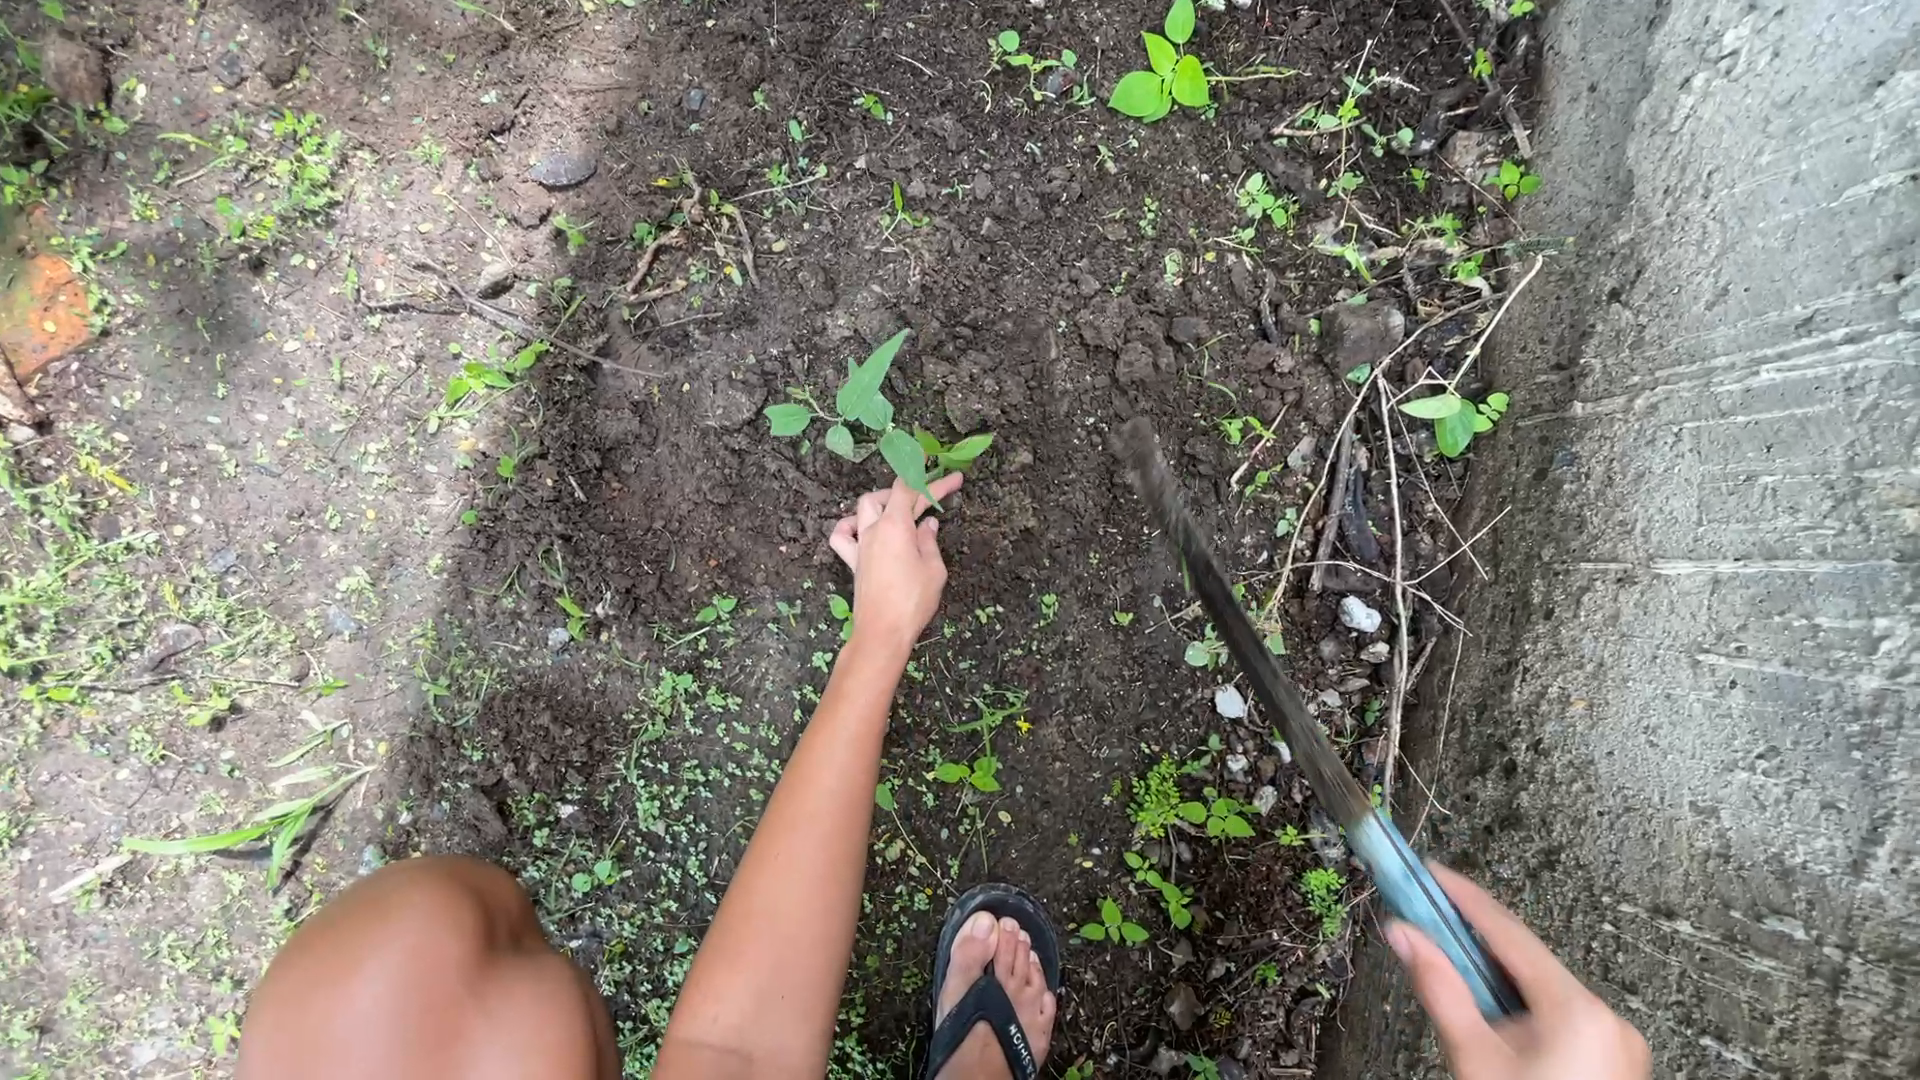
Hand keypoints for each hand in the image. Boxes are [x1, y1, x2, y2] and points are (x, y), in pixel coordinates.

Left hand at [828, 474, 961, 650]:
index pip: (910, 489)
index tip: (952, 478)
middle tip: (936, 499)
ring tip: (903, 509)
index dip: (930, 479)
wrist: (883, 631)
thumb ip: (929, 542)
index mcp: (895, 526)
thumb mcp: (934, 569)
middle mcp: (873, 529)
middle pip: (889, 495)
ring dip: (883, 501)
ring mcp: (860, 544)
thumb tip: (927, 525)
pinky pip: (842, 536)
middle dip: (913, 491)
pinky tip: (862, 529)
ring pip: (864, 508)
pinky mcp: (853, 561)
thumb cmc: (913, 601)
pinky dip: (850, 526)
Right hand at [1388, 864, 1649, 1079]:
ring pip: (1537, 982)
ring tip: (1446, 962)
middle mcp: (1606, 1018)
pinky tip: (1484, 1001)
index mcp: (1577, 1010)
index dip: (1462, 896)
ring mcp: (1616, 1040)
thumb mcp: (1473, 1056)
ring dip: (1489, 968)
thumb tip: (1401, 932)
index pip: (1506, 930)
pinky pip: (1554, 1008)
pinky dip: (1513, 996)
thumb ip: (1437, 985)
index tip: (1428, 871)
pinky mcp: (1612, 1059)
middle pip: (1523, 955)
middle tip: (1424, 914)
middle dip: (1470, 935)